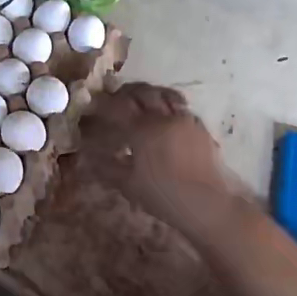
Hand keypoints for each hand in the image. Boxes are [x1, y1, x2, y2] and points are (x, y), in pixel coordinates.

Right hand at [80, 82, 246, 243]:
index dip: (104, 102)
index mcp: (142, 129)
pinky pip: (182, 109)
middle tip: (118, 98)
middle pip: (143, 92)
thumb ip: (108, 167)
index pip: (118, 106)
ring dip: (151, 95)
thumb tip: (90, 156)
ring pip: (165, 95)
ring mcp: (185, 119)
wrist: (206, 202)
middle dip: (127, 92)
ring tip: (144, 103)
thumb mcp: (129, 185)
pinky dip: (171, 107)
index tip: (95, 102)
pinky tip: (168, 121)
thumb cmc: (163, 194)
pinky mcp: (201, 128)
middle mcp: (163, 117)